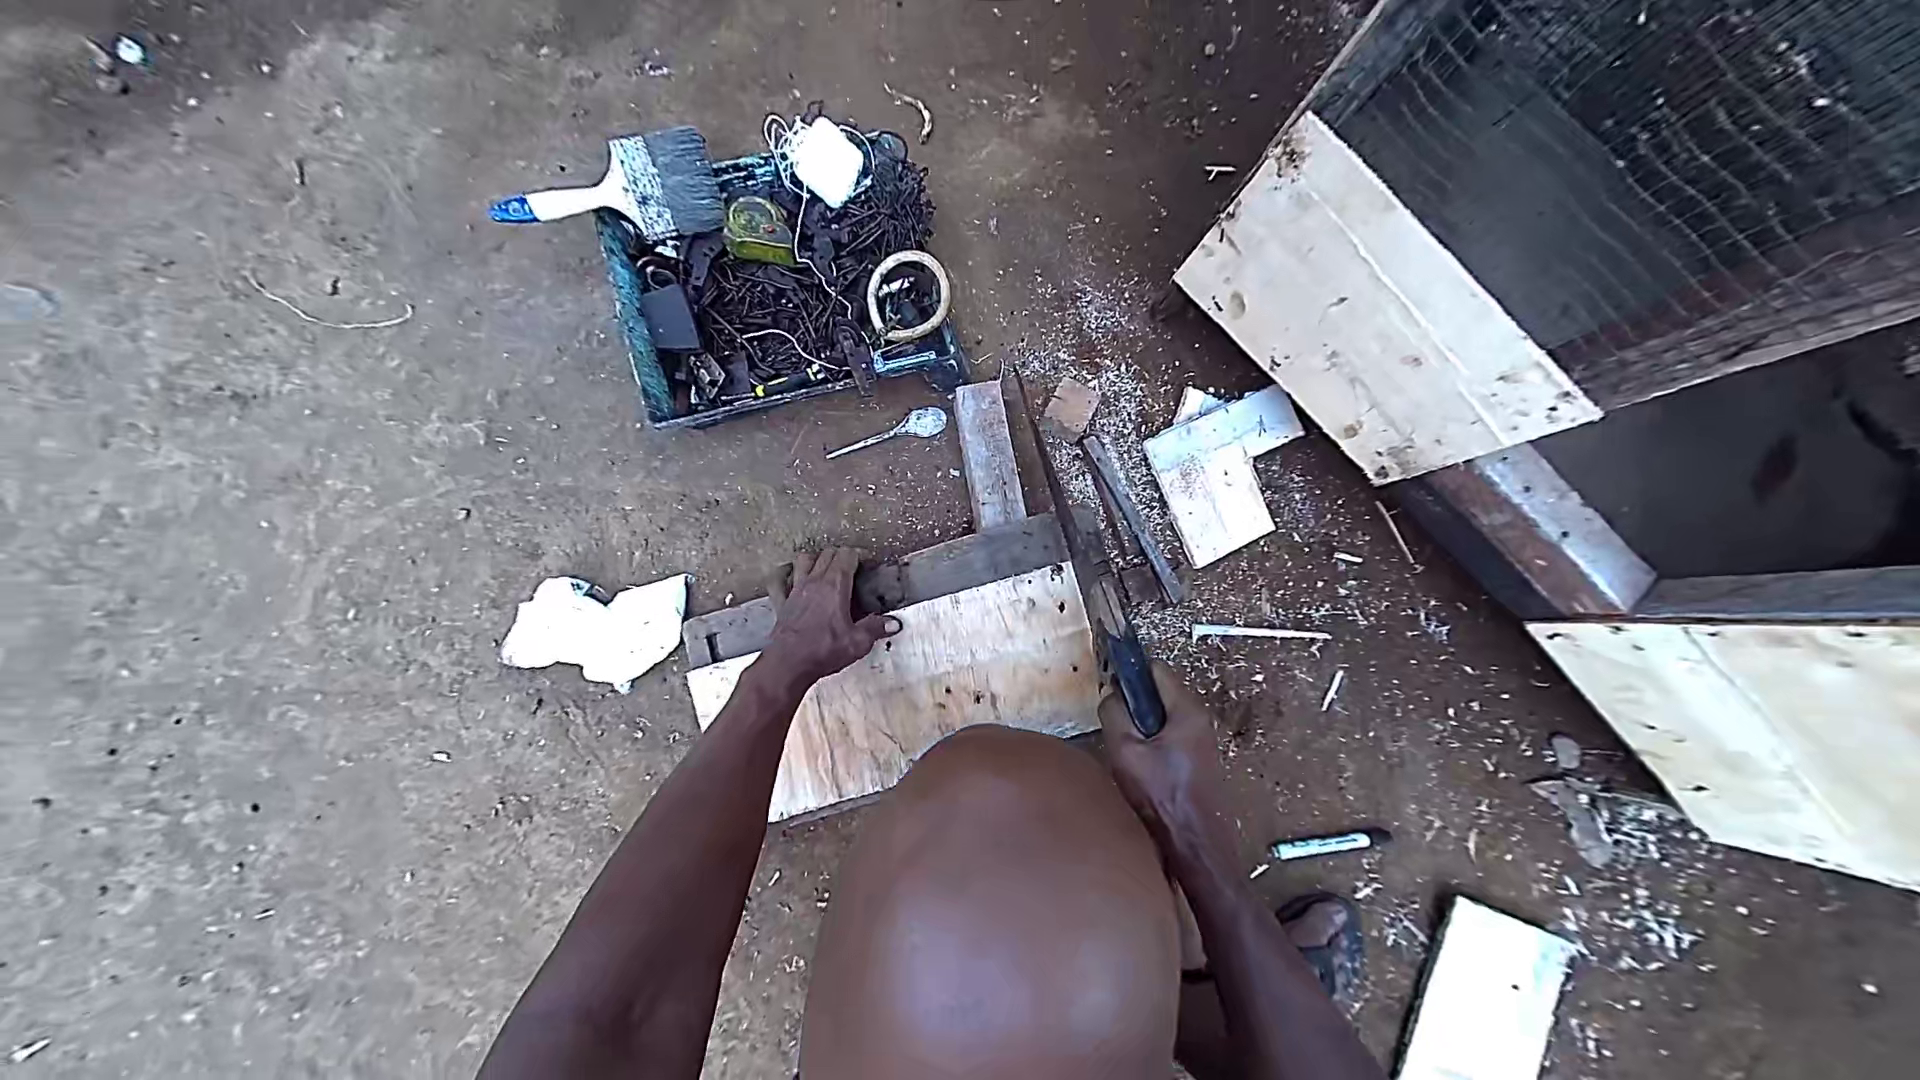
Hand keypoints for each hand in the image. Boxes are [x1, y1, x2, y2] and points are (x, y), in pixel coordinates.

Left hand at [756, 547, 900, 690]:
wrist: (788, 664)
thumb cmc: (820, 651)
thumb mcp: (858, 642)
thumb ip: (876, 628)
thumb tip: (891, 623)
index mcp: (834, 586)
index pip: (848, 555)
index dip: (861, 555)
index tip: (868, 563)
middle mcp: (814, 583)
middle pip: (828, 553)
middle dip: (843, 555)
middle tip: (853, 566)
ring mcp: (795, 591)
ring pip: (804, 560)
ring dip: (816, 559)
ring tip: (825, 566)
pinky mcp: (782, 603)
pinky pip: (779, 580)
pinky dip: (785, 574)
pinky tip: (790, 576)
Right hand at [1098, 662, 1233, 856]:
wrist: (1194, 848)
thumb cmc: (1161, 798)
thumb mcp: (1124, 749)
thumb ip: (1113, 712)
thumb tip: (1111, 694)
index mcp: (1187, 710)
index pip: (1155, 668)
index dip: (1129, 673)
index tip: (1110, 689)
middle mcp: (1200, 719)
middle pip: (1158, 692)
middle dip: (1134, 703)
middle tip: (1116, 726)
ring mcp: (1202, 740)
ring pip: (1161, 715)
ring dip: (1141, 726)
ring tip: (1126, 750)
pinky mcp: (1197, 759)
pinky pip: (1168, 735)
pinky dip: (1151, 743)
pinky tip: (1140, 767)